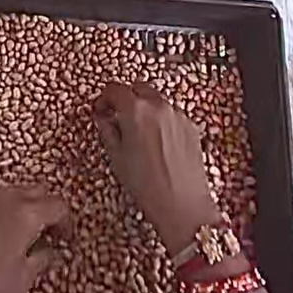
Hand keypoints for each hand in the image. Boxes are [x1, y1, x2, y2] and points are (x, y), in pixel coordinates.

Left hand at [0, 186, 67, 292]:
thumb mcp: (24, 278)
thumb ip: (44, 256)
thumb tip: (50, 249)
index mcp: (28, 214)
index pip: (59, 205)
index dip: (66, 222)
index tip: (65, 239)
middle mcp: (8, 198)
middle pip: (39, 191)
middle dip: (48, 209)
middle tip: (48, 234)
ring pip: (16, 191)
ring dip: (26, 206)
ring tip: (24, 235)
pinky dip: (5, 209)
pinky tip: (1, 234)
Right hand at [93, 82, 219, 253]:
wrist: (182, 205)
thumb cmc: (147, 185)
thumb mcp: (117, 157)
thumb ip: (108, 130)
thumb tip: (104, 118)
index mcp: (136, 111)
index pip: (115, 89)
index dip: (104, 98)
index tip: (101, 108)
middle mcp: (158, 106)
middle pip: (138, 88)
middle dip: (126, 98)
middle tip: (118, 117)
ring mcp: (177, 115)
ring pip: (156, 100)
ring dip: (145, 109)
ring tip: (138, 134)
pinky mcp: (191, 126)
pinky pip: (171, 115)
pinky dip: (161, 121)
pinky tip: (157, 143)